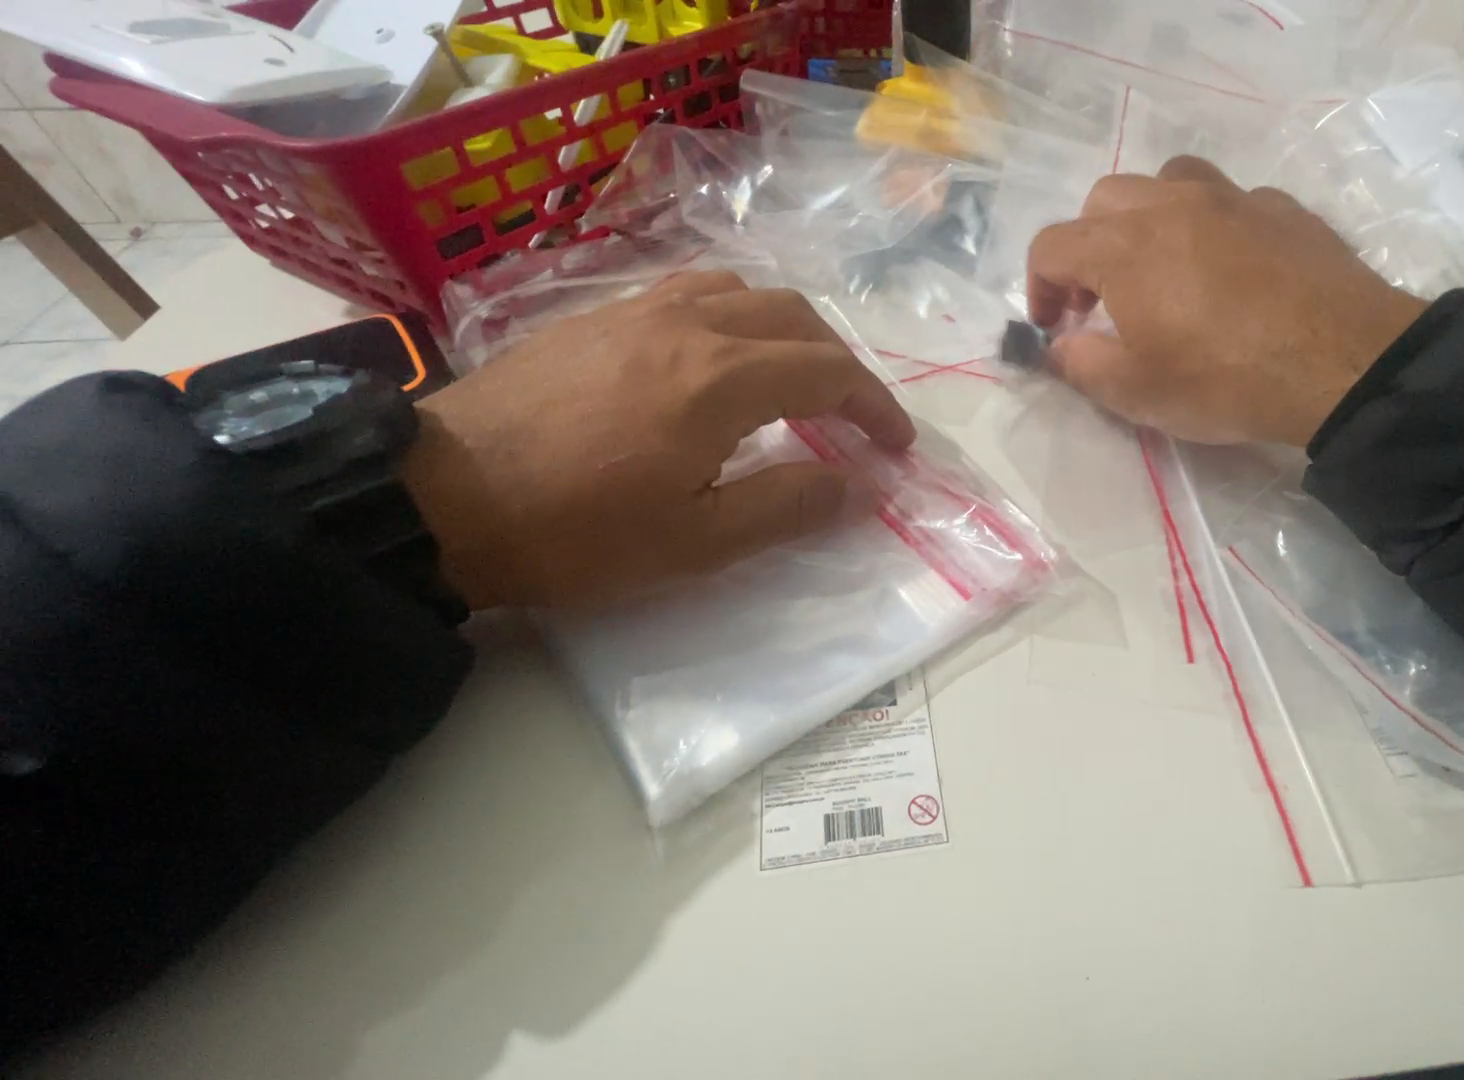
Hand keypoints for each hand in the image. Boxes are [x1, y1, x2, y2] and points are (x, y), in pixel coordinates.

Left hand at [402, 272, 915, 609]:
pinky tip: (716, 360)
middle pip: (795, 319)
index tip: (896, 446)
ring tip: (792, 380)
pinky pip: (689, 293)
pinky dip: (734, 319)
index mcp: (720, 381)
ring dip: (788, 332)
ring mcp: (636, 312)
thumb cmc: (577, 534)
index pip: (830, 375)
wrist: (439, 501)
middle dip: (842, 365)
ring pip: (742, 293)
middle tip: (854, 417)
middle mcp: (688, 326)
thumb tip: (857, 485)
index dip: (877, 408)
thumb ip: (788, 506)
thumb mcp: (698, 542)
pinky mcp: (594, 317)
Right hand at [1027, 157, 1430, 445]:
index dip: (1038, 289)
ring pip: (1165, 181)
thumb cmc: (1223, 379)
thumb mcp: (1133, 391)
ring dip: (1142, 221)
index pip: (1052, 246)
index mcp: (1124, 246)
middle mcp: (1171, 204)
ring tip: (1157, 270)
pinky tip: (1224, 272)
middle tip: (1097, 303)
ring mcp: (1232, 198)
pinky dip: (1205, 227)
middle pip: (1102, 201)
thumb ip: (1078, 364)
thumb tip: (1057, 346)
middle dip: (1085, 249)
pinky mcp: (1282, 208)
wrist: (1342, 364)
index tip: (1053, 329)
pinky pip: (1225, 201)